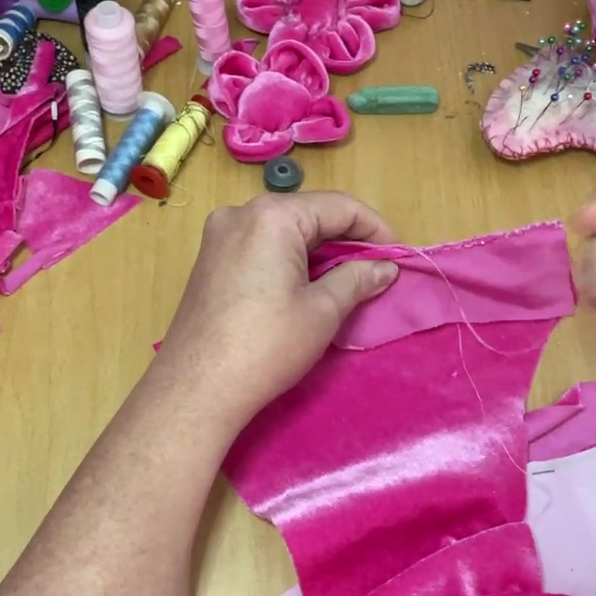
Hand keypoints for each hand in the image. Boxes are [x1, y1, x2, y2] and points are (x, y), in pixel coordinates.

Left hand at [153, 192, 399, 425]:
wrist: (197, 388)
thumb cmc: (266, 346)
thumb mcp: (322, 312)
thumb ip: (357, 279)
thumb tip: (385, 268)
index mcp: (271, 216)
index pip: (339, 207)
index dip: (375, 229)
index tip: (399, 257)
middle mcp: (240, 214)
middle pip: (308, 214)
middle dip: (346, 240)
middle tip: (376, 271)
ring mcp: (218, 236)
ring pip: (283, 231)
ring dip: (318, 251)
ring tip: (347, 281)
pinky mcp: (209, 261)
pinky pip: (260, 246)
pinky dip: (289, 259)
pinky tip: (307, 286)